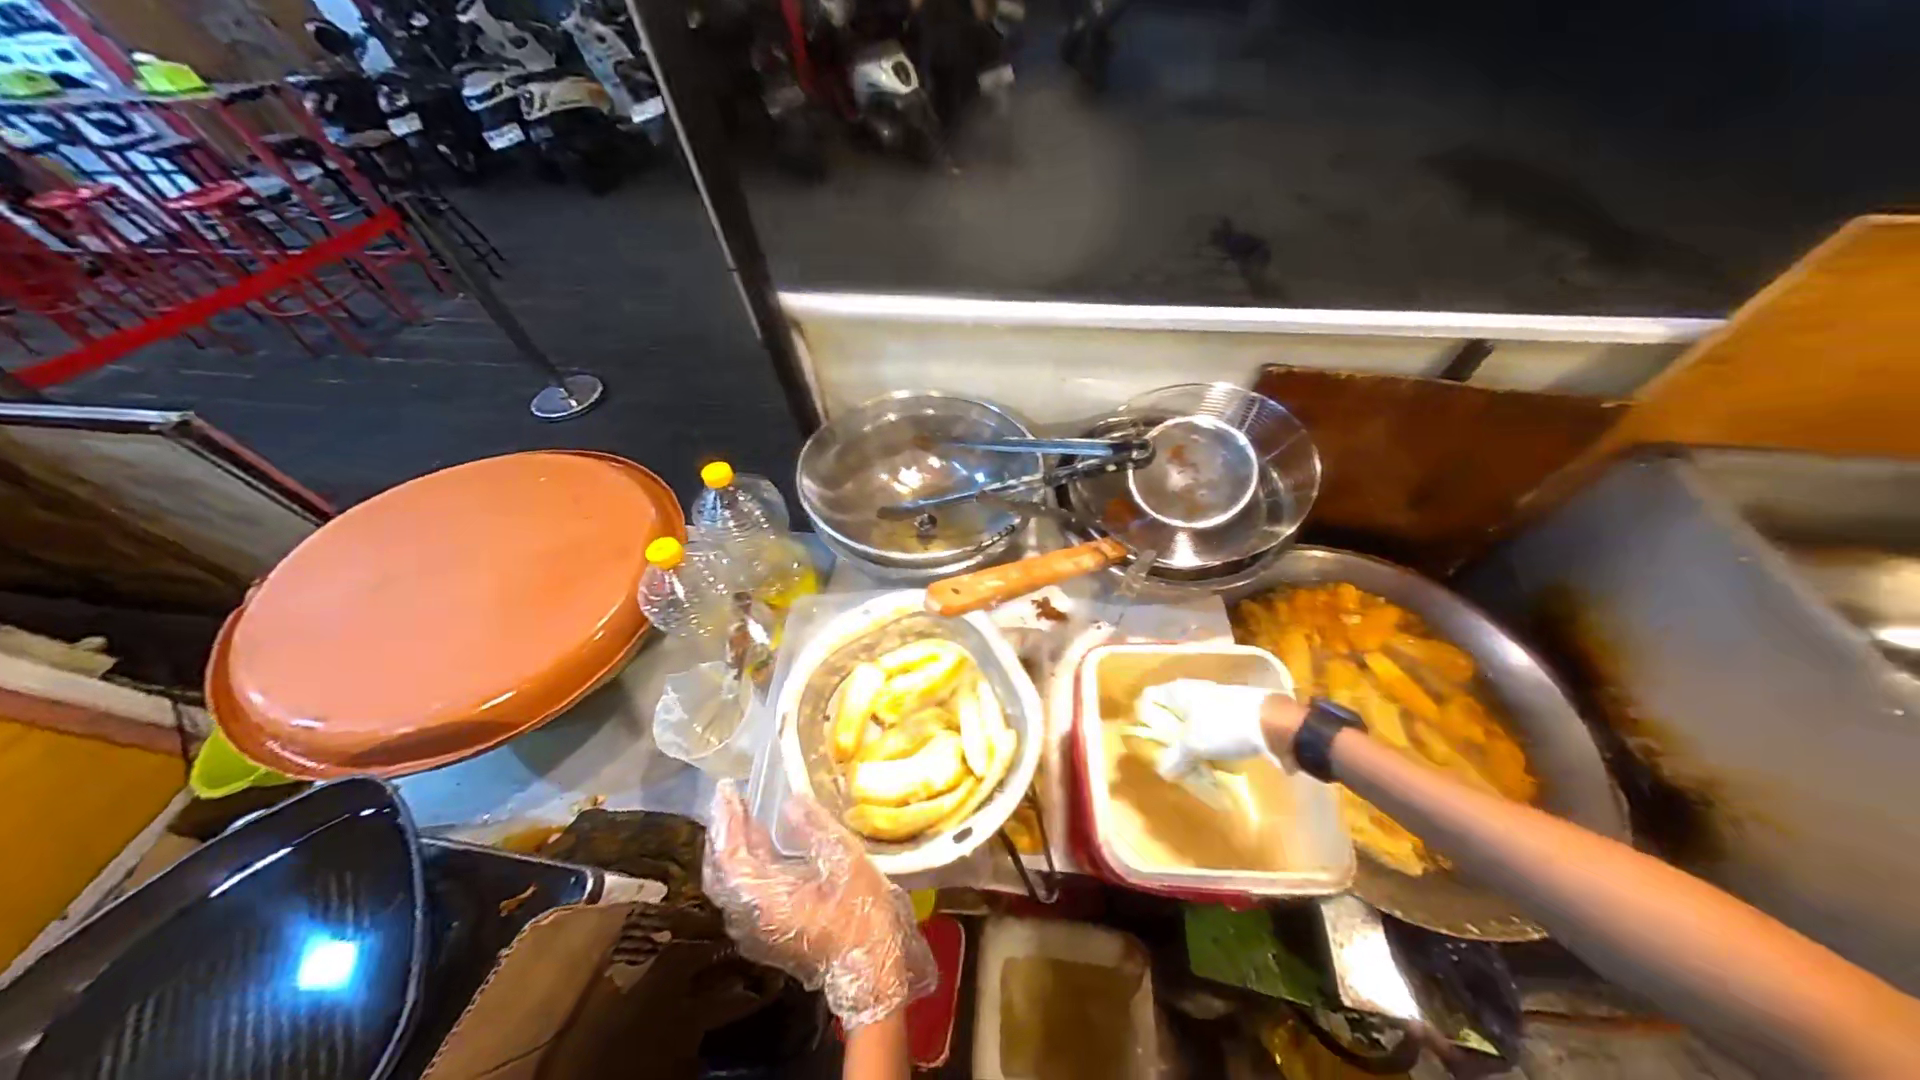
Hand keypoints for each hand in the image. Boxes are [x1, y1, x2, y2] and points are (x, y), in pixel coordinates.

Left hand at [702, 782, 934, 1028]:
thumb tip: (790, 802)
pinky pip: (746, 892)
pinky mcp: (771, 933)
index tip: (727, 790)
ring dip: (735, 847)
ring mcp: (757, 930)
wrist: (873, 973)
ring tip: (745, 814)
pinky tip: (765, 844)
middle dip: (724, 832)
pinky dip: (748, 864)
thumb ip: (813, 830)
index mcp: (762, 901)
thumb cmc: (861, 917)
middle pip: (721, 871)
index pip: (728, 857)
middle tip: (731, 799)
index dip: (726, 822)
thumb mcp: (845, 863)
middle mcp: (749, 919)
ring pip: (733, 883)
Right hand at [1136, 678, 1291, 779]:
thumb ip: (1174, 758)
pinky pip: (1213, 729)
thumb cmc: (1226, 727)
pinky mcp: (1235, 714)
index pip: (1150, 696)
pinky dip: (1208, 743)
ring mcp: (1217, 702)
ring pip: (1193, 721)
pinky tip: (1211, 759)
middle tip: (1164, 755)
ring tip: (1187, 762)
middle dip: (1167, 732)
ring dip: (1189, 740)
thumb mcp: (1193, 746)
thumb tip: (1163, 771)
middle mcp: (1195, 692)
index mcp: (1179, 691)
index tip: (1144, 738)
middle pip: (1172, 711)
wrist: (1276, 724)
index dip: (1143, 715)